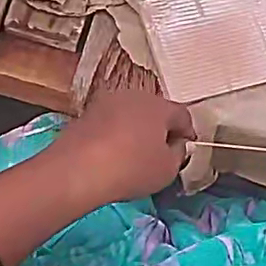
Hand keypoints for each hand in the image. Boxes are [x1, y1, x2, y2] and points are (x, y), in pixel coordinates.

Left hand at [52, 88, 194, 204]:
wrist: (77, 169)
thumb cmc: (132, 168)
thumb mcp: (168, 169)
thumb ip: (178, 153)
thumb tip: (175, 143)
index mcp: (160, 106)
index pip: (182, 115)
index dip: (188, 132)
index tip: (186, 147)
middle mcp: (134, 96)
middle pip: (155, 111)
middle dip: (161, 129)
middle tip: (162, 152)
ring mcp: (107, 102)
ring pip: (131, 114)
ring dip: (136, 130)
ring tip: (135, 155)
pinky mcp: (86, 114)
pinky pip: (110, 123)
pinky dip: (115, 135)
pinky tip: (113, 155)